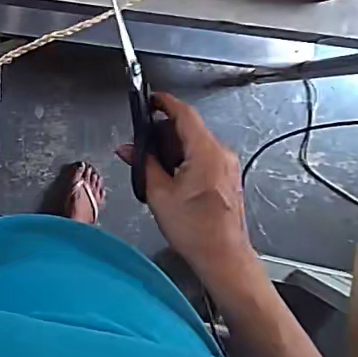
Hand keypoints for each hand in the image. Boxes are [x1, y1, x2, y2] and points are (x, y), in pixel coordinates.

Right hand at [117, 93, 261, 296]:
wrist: (223, 257)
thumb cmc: (198, 231)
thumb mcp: (159, 194)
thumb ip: (143, 164)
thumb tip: (131, 149)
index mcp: (206, 152)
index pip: (184, 114)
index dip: (165, 102)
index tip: (152, 99)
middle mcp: (221, 154)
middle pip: (189, 128)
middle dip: (162, 132)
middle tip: (141, 144)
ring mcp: (226, 166)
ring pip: (195, 143)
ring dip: (172, 148)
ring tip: (153, 166)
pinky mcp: (226, 177)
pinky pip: (203, 157)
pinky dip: (184, 159)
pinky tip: (169, 176)